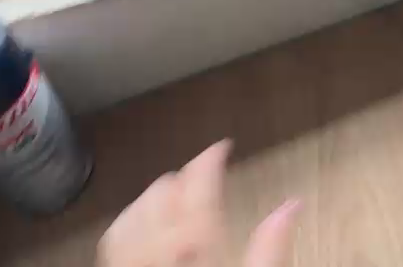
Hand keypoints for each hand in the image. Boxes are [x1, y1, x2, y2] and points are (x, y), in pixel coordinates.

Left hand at [97, 140, 300, 266]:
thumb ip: (270, 253)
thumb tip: (291, 204)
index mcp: (195, 259)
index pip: (196, 198)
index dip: (206, 165)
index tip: (222, 147)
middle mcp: (156, 266)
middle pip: (155, 207)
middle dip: (176, 181)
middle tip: (200, 174)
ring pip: (123, 230)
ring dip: (146, 204)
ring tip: (169, 197)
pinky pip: (111, 257)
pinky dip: (126, 233)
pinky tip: (142, 239)